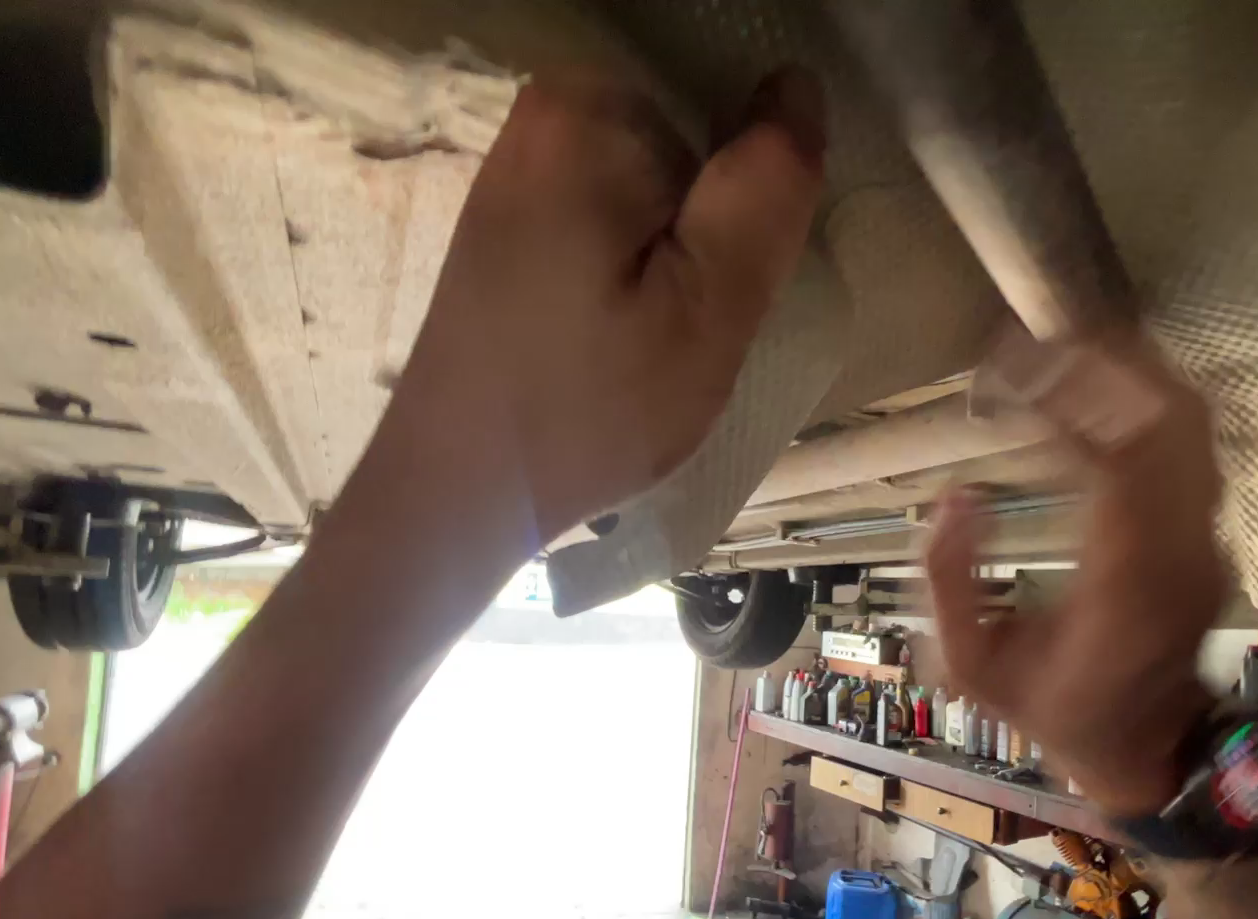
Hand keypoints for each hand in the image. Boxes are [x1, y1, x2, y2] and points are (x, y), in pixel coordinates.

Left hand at [403, 68, 824, 541]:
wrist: (462, 489)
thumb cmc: (587, 412)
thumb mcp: (707, 312)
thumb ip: (763, 193)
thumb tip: (794, 89)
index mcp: (589, 116)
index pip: (727, 122)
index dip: (743, 217)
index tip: (710, 298)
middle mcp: (539, 121)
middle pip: (686, 158)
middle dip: (700, 242)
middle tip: (676, 331)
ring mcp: (516, 176)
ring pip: (650, 201)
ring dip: (666, 270)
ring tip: (637, 345)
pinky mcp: (509, 229)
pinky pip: (609, 230)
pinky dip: (628, 281)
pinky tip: (605, 341)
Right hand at [925, 334, 1228, 814]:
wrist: (1150, 746)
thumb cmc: (1052, 709)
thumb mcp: (972, 667)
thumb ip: (950, 583)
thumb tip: (955, 495)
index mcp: (1121, 587)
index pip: (1113, 463)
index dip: (1066, 402)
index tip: (1008, 370)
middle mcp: (1181, 552)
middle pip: (1169, 424)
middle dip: (1103, 367)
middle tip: (1037, 343)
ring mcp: (1208, 540)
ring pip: (1193, 424)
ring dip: (1133, 373)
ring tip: (1067, 346)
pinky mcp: (1211, 533)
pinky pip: (1195, 444)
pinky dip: (1153, 398)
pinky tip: (1108, 380)